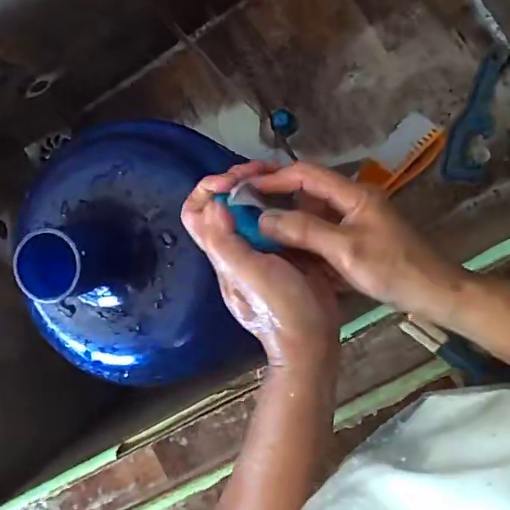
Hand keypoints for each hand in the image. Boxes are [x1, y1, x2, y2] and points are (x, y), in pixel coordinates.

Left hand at [181, 163, 339, 372]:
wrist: (313, 340)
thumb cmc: (280, 311)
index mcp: (221, 252)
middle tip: (264, 169)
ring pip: (252, 209)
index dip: (207, 190)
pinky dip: (283, 200)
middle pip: (225, 205)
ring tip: (282, 174)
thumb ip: (226, 242)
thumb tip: (214, 204)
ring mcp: (262, 249)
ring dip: (262, 187)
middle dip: (238, 180)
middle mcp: (237, 247)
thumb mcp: (249, 276)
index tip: (232, 180)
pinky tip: (300, 194)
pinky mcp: (287, 250)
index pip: (196, 213)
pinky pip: (279, 218)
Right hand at [246, 161, 469, 325]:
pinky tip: (286, 253)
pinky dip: (305, 240)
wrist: (435, 293)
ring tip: (258, 234)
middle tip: (246, 212)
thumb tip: (262, 218)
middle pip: (308, 192)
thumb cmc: (393, 269)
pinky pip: (324, 234)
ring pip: (313, 215)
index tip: (244, 190)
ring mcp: (356, 222)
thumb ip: (303, 231)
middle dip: (277, 200)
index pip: (306, 174)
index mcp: (353, 194)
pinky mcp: (358, 241)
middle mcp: (353, 202)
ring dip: (289, 223)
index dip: (274, 178)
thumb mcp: (344, 250)